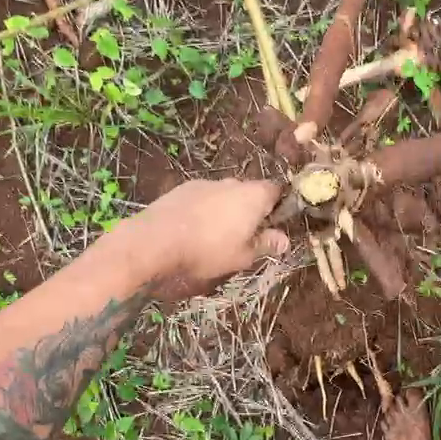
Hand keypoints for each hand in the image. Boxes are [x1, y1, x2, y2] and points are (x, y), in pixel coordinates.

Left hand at [117, 179, 287, 289]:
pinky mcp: (182, 188)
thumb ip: (265, 245)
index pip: (276, 190)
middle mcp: (232, 182)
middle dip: (249, 211)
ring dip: (225, 211)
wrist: (156, 240)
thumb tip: (285, 240)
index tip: (272, 226)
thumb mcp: (242, 256)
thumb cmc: (208, 250)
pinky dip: (203, 210)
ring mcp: (205, 182)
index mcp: (254, 195)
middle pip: (249, 192)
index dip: (278, 206)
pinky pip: (203, 198)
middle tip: (244, 237)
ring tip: (215, 237)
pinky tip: (193, 231)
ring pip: (224, 195)